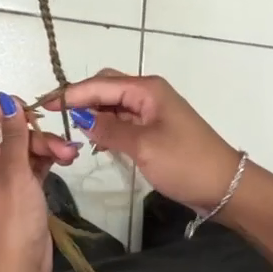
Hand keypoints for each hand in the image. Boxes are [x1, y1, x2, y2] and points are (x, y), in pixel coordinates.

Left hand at [0, 94, 81, 271]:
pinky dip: (51, 159)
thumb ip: (14, 134)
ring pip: (29, 147)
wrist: (20, 269)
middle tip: (62, 147)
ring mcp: (8, 176)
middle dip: (38, 134)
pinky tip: (68, 159)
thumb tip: (7, 99)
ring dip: (49, 147)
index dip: (9, 108)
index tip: (34, 112)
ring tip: (70, 156)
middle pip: (13, 131)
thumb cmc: (11, 219)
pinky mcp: (26, 188)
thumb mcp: (13, 172)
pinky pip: (37, 163)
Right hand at [47, 71, 239, 211]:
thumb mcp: (143, 147)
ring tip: (69, 127)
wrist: (226, 187)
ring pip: (113, 103)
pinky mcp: (155, 129)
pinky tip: (94, 138)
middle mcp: (148, 93)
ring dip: (93, 112)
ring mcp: (152, 111)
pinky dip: (107, 125)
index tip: (45, 104)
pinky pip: (123, 119)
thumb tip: (80, 118)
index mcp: (146, 89)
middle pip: (106, 87)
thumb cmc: (185, 162)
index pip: (100, 84)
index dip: (72, 93)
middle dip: (81, 98)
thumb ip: (109, 129)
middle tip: (55, 114)